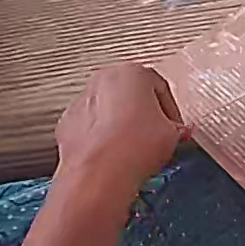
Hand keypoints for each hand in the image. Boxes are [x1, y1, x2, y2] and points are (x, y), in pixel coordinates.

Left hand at [54, 64, 187, 199]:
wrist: (99, 173)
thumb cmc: (133, 146)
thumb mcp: (171, 135)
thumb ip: (176, 128)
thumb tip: (174, 132)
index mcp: (132, 72)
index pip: (160, 88)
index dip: (171, 112)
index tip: (175, 128)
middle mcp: (103, 80)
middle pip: (131, 96)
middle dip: (145, 116)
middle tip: (157, 138)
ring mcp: (82, 102)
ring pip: (108, 111)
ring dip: (122, 127)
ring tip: (135, 151)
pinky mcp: (68, 126)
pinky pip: (91, 129)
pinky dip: (102, 140)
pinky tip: (114, 157)